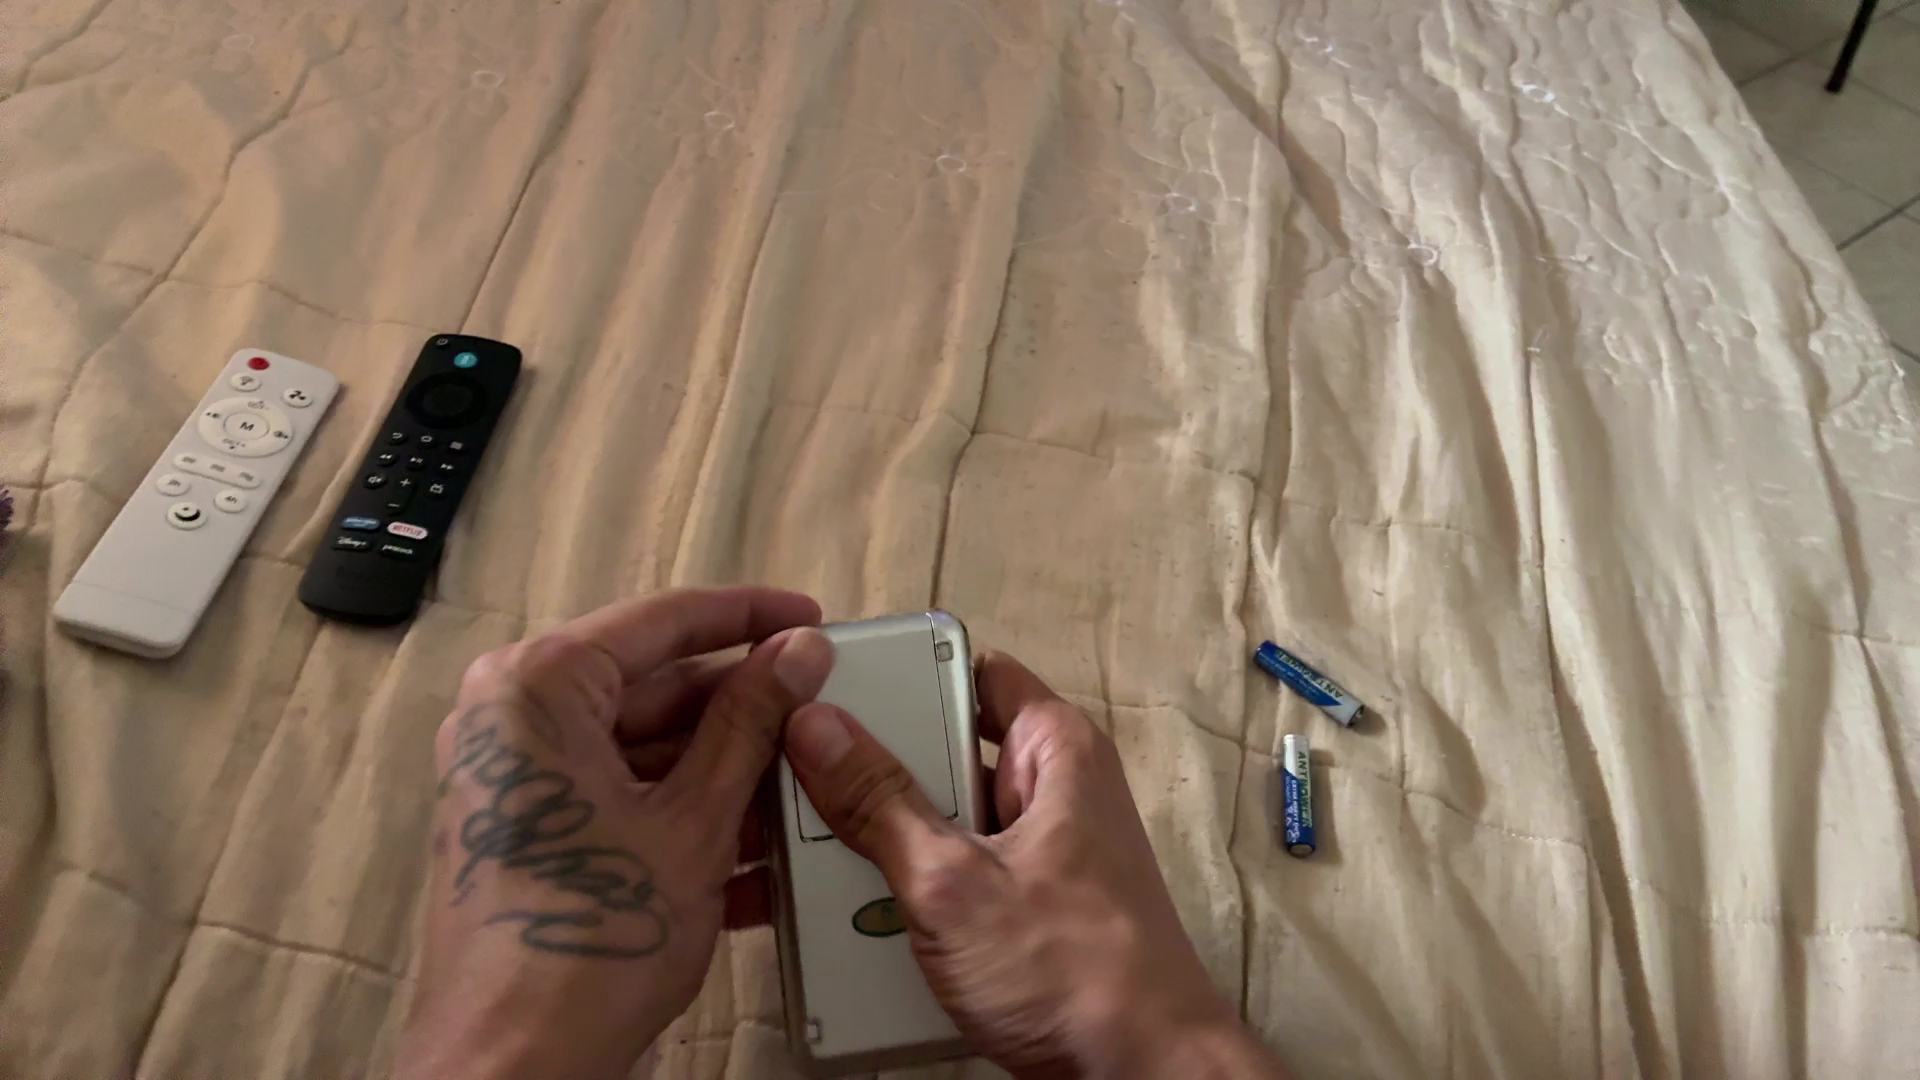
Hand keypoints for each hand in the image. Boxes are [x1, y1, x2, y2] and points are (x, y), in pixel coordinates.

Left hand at [395, 587, 833, 1079]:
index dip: (750, 615)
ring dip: (727, 760)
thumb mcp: (696, 816)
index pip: (665, 621)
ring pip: (651, 736)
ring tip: (801, 775)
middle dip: (743, 705)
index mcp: (540, 687)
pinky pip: (631, 782)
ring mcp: (525, 770)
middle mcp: (517, 714)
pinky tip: (758, 831)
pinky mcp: (540, 817)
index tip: (812, 617)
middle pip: (658, 682)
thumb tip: (802, 647)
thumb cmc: (597, 938)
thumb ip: (751, 718)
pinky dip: (692, 799)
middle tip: (817, 706)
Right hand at [783, 652, 1289, 1079]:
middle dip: (883, 755)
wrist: (1140, 1079)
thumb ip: (879, 804)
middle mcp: (1051, 777)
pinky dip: (915, 860)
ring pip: (950, 800)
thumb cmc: (1063, 966)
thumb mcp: (953, 882)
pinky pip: (960, 849)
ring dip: (890, 817)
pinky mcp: (1029, 886)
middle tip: (802, 760)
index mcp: (1054, 745)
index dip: (910, 671)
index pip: (975, 671)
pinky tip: (856, 885)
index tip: (840, 686)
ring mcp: (1040, 835)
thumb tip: (813, 723)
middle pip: (953, 737)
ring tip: (808, 821)